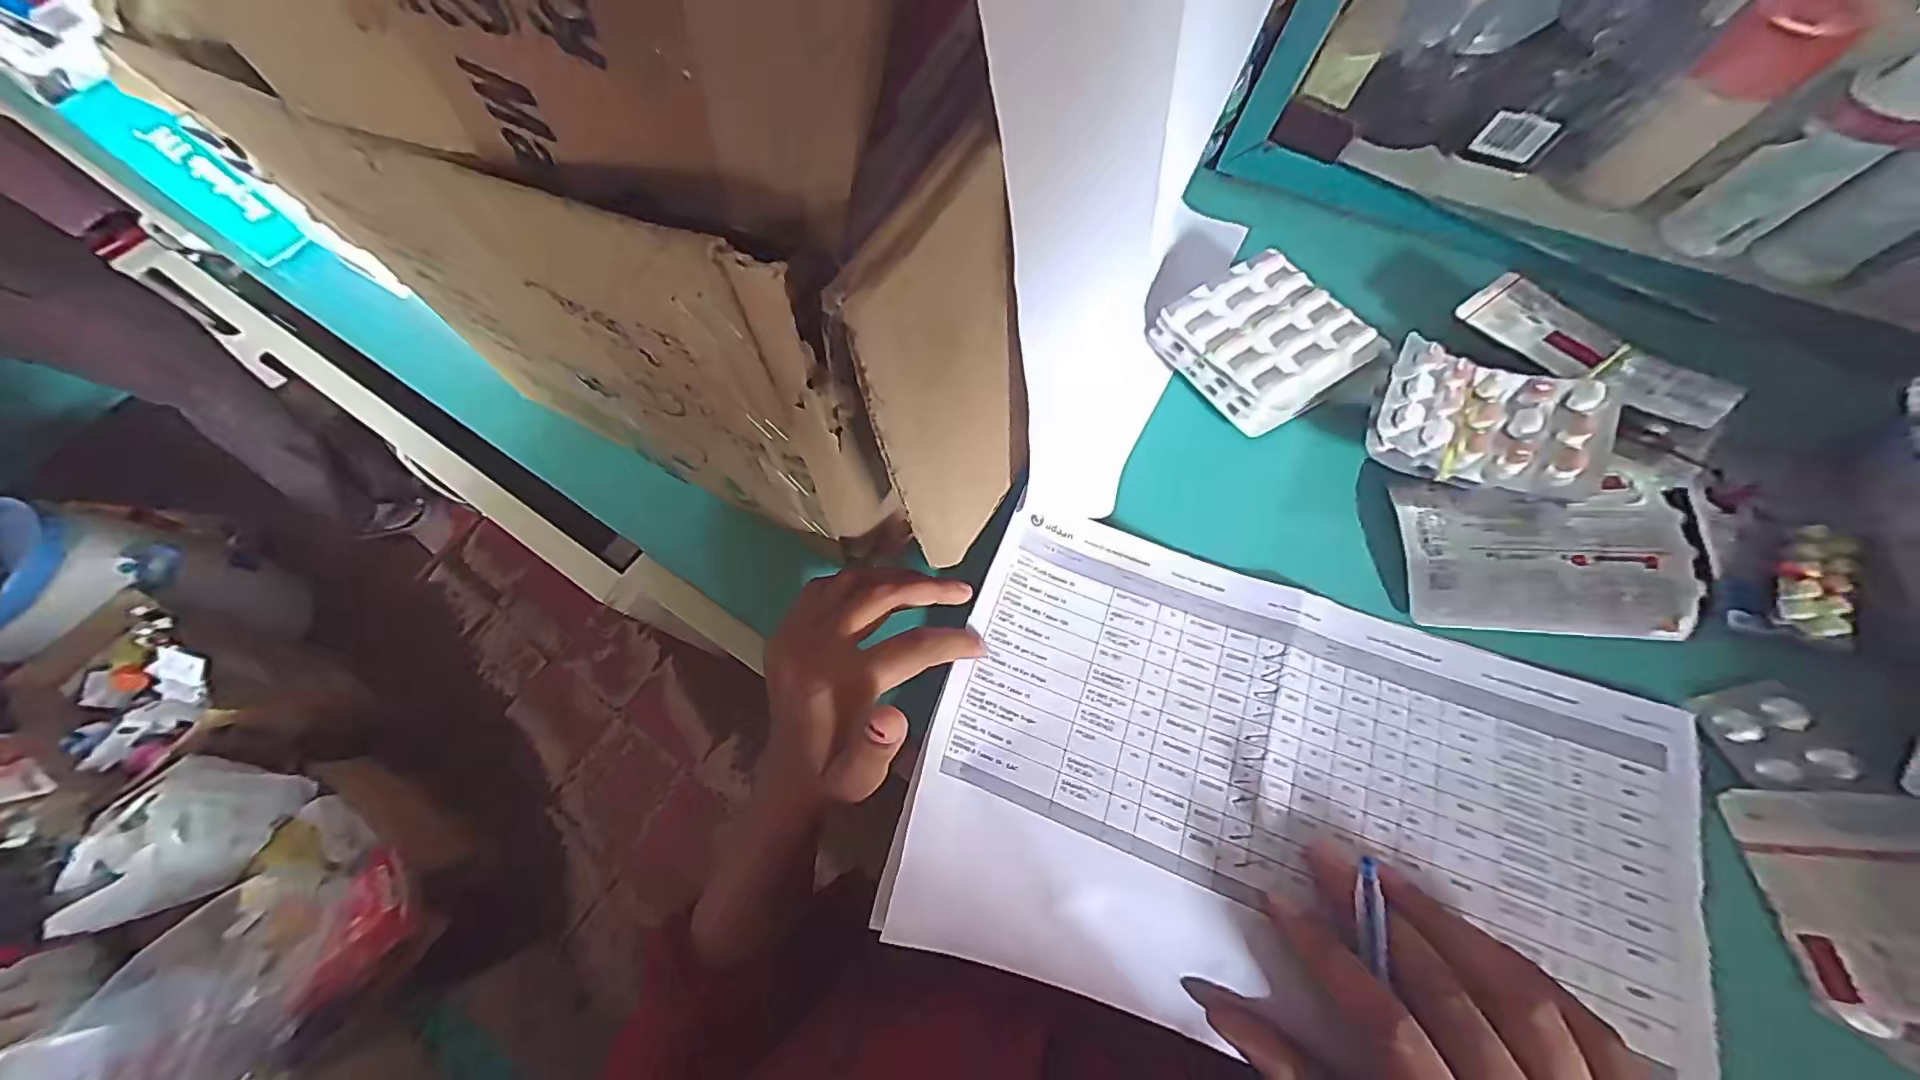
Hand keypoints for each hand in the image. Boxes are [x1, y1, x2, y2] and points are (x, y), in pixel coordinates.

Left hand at [759, 568, 984, 808]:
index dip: (949, 641)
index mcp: (838, 682)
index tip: (978, 643)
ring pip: (852, 582)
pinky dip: (858, 581)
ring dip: (894, 578)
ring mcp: (795, 632)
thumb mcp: (859, 778)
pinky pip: (825, 586)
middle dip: (927, 589)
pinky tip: (879, 590)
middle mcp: (814, 647)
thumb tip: (893, 716)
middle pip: (879, 596)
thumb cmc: (832, 777)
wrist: (785, 775)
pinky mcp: (786, 629)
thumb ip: (876, 750)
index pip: (908, 647)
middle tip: (961, 591)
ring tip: (927, 585)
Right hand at [1205, 843, 1643, 1079]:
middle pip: (1447, 994)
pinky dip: (1521, 966)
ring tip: (1393, 879)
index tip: (1282, 902)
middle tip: (1331, 860)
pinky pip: (1582, 1021)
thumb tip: (1220, 1007)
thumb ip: (1293, 1072)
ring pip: (1515, 995)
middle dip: (1380, 915)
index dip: (1328, 957)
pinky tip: (1474, 932)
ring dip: (1446, 925)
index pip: (1385, 1025)